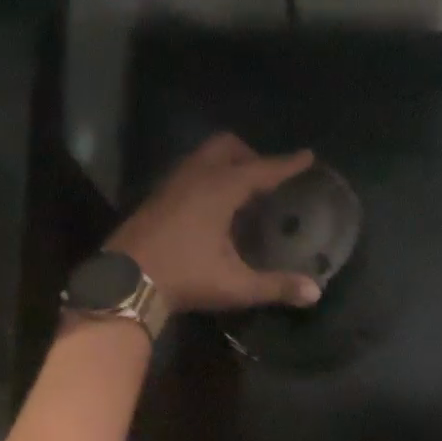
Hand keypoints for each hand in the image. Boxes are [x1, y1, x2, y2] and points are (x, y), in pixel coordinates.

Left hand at [105, 133, 322, 313]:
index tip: (307, 157)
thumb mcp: (235, 285)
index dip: (287, 164)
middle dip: (250, 155)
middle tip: (266, 177)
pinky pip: (188, 174)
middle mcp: (196, 176)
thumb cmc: (185, 278)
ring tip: (240, 191)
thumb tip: (315, 293)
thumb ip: (275, 286)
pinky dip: (206, 178)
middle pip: (227, 147)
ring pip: (204, 157)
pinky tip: (209, 208)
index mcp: (220, 188)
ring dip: (225, 165)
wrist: (126, 281)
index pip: (262, 169)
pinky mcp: (156, 198)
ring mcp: (171, 184)